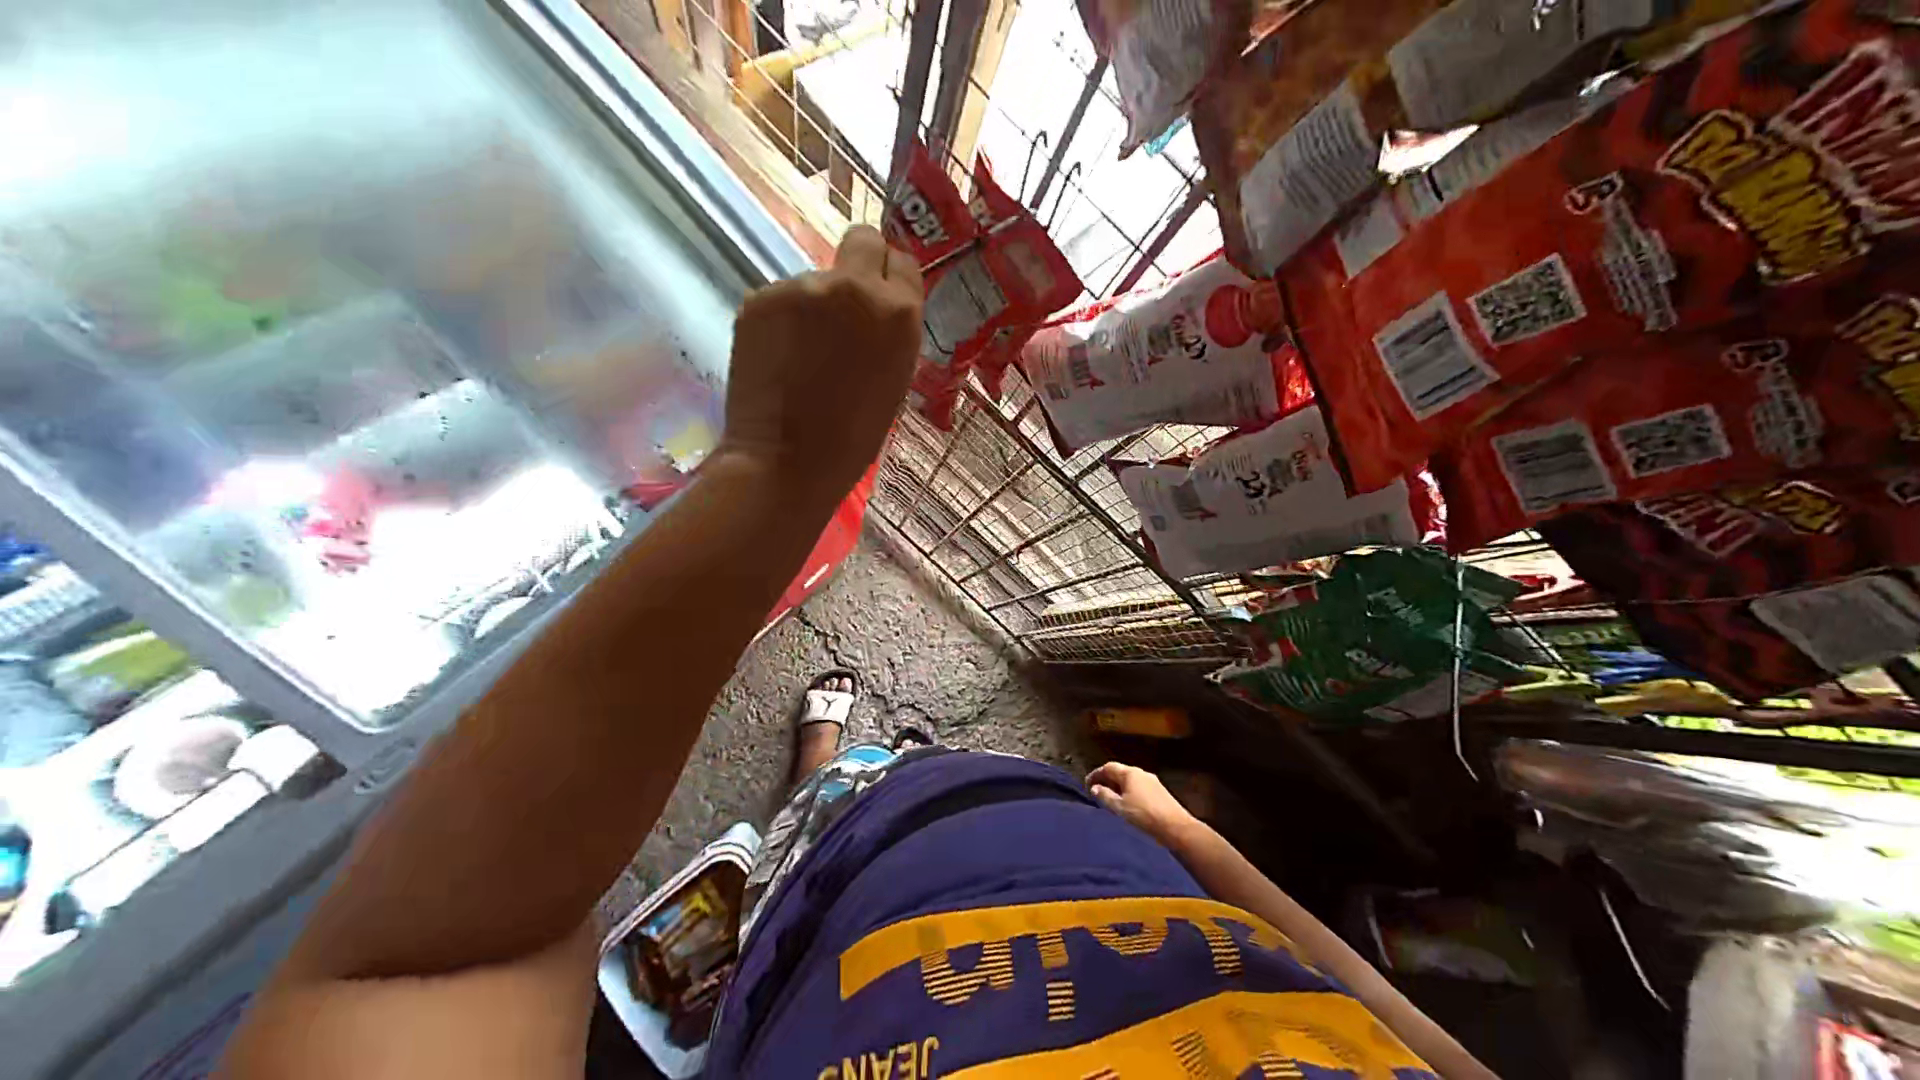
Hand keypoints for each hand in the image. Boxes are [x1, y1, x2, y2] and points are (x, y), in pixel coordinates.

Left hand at [718, 225, 922, 511]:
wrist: (788, 460)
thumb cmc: (853, 437)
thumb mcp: (894, 378)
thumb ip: (888, 331)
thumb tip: (871, 308)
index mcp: (897, 312)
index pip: (901, 260)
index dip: (889, 276)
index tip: (879, 294)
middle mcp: (852, 286)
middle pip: (861, 240)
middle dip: (858, 262)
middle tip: (843, 305)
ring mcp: (801, 287)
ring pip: (814, 279)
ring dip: (813, 305)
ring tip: (802, 356)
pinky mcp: (759, 299)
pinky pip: (780, 299)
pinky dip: (781, 321)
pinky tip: (777, 359)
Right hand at [1086, 762, 1203, 847]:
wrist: (1175, 827)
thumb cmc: (1143, 815)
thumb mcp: (1119, 807)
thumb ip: (1105, 796)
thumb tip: (1094, 788)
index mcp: (1129, 773)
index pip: (1108, 767)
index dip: (1095, 775)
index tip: (1087, 786)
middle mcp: (1141, 772)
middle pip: (1119, 772)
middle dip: (1107, 780)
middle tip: (1098, 792)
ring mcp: (1152, 781)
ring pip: (1130, 779)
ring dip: (1118, 786)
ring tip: (1111, 799)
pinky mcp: (1160, 791)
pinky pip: (1138, 786)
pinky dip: (1129, 791)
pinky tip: (1128, 803)